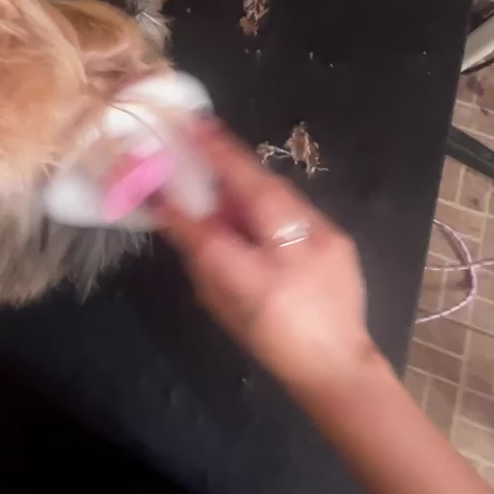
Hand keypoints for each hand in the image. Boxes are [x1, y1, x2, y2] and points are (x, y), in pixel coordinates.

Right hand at [157, 121, 381, 402]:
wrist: (338, 366)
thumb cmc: (270, 341)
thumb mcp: (222, 305)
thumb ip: (198, 257)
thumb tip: (174, 215)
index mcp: (260, 286)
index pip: (210, 237)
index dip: (180, 205)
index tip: (155, 177)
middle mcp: (297, 256)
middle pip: (256, 193)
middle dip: (224, 156)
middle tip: (195, 128)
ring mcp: (324, 241)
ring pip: (276, 191)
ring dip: (243, 168)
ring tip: (216, 146)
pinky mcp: (337, 236)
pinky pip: (291, 202)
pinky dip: (264, 189)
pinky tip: (248, 183)